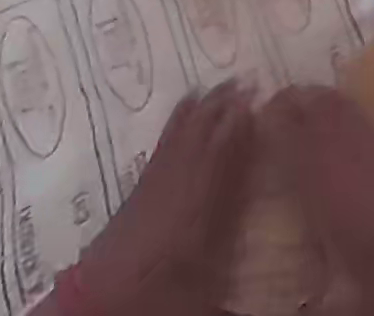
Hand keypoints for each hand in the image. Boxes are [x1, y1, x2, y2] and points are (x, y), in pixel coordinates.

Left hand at [73, 82, 254, 315]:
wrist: (103, 298)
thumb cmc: (164, 286)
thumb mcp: (209, 265)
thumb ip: (232, 223)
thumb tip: (270, 224)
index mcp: (198, 195)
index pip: (224, 148)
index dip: (242, 122)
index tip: (259, 98)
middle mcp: (179, 176)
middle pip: (204, 129)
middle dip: (226, 103)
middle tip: (248, 79)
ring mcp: (159, 172)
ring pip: (186, 127)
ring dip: (206, 103)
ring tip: (225, 82)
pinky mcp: (144, 177)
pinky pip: (167, 134)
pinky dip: (181, 113)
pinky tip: (188, 100)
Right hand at [261, 87, 373, 311]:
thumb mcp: (340, 302)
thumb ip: (300, 305)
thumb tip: (261, 311)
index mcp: (321, 181)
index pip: (283, 131)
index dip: (261, 122)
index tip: (240, 126)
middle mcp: (338, 150)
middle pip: (305, 102)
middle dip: (278, 102)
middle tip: (256, 119)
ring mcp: (363, 139)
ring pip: (327, 98)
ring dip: (303, 98)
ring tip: (282, 113)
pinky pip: (347, 106)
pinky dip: (326, 102)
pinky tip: (318, 120)